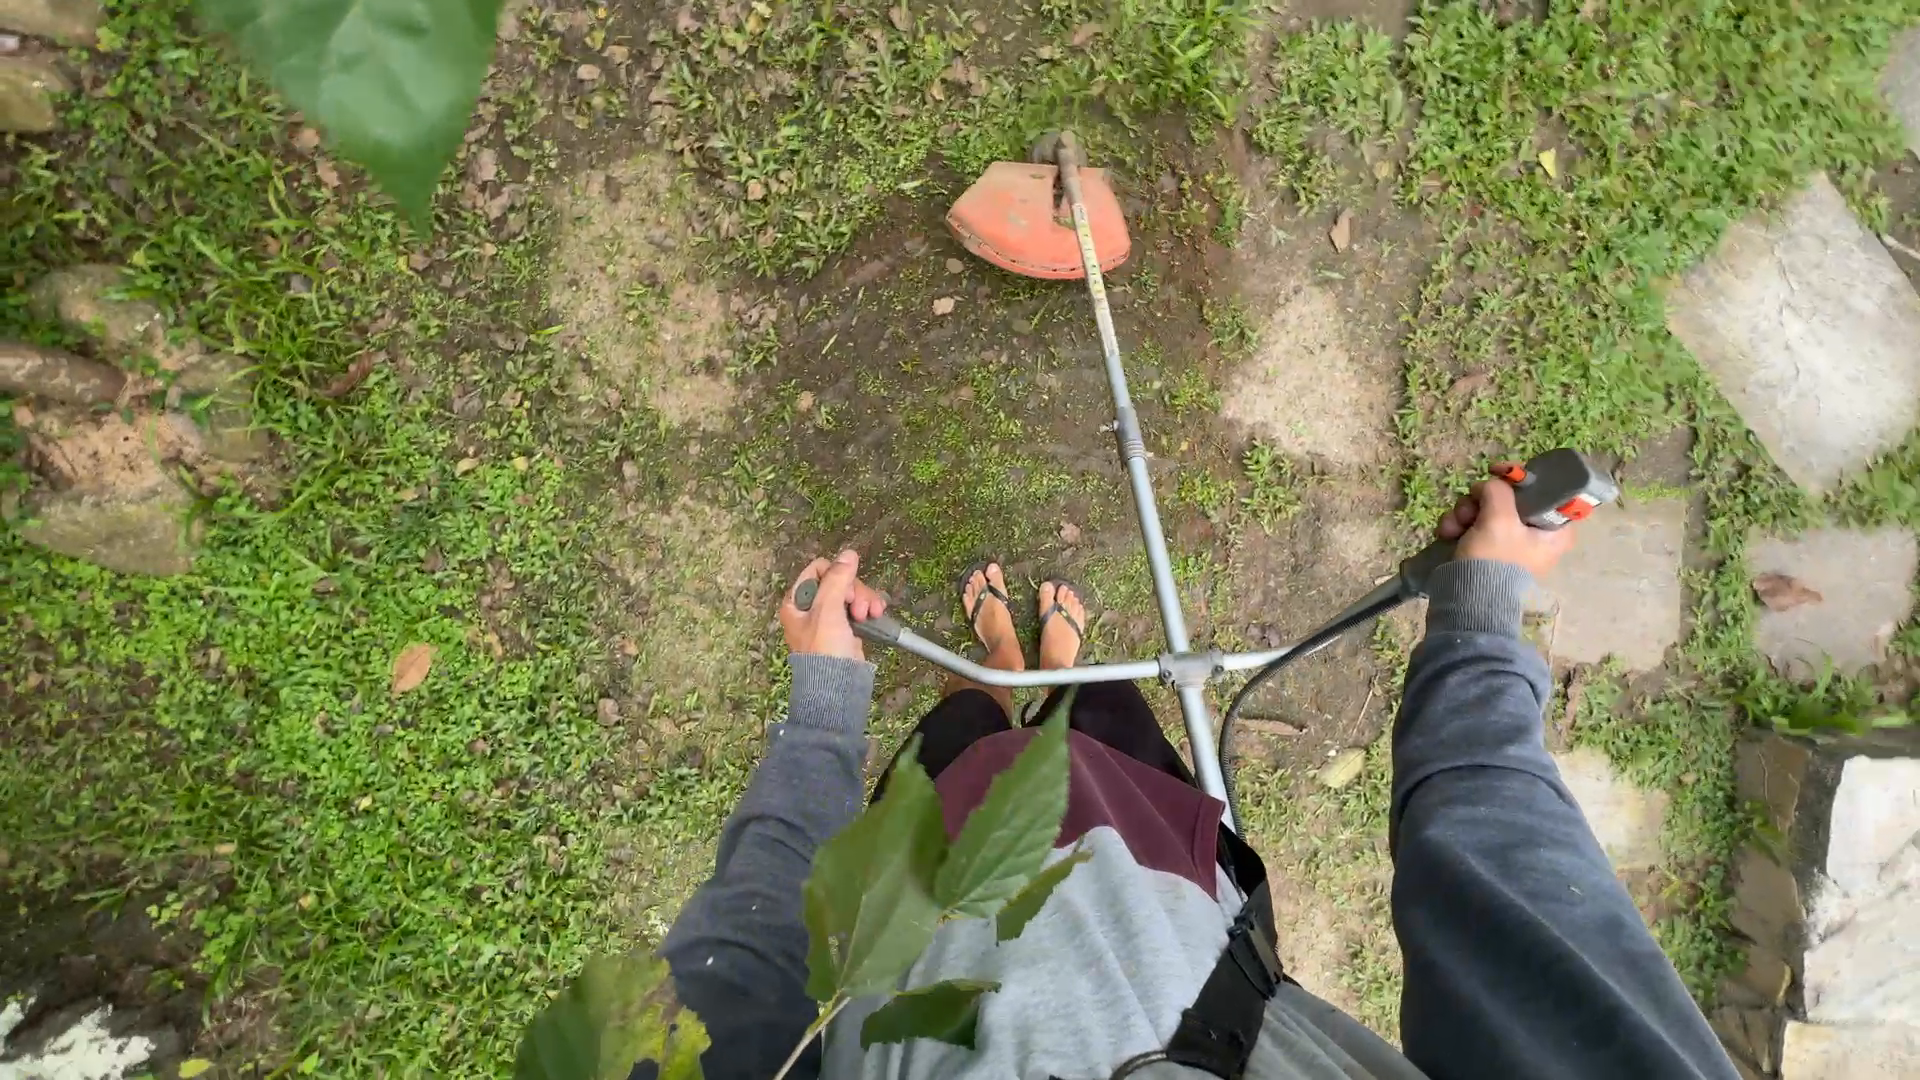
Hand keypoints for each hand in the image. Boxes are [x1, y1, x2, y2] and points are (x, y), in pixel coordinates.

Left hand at [780, 549, 888, 661]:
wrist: (836, 685)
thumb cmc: (824, 648)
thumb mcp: (827, 610)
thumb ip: (837, 579)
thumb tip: (848, 554)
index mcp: (797, 601)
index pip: (818, 570)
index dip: (836, 576)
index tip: (846, 592)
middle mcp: (810, 608)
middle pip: (838, 581)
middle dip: (855, 591)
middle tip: (861, 608)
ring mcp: (829, 618)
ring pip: (851, 594)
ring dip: (865, 599)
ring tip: (872, 613)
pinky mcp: (845, 628)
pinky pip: (858, 608)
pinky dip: (869, 608)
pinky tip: (877, 614)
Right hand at [1437, 471, 1576, 578]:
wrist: (1468, 599)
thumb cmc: (1494, 560)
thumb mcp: (1498, 520)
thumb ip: (1498, 492)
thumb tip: (1490, 484)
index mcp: (1555, 530)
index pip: (1545, 491)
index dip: (1520, 479)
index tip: (1496, 473)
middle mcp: (1535, 535)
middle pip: (1508, 500)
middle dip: (1480, 501)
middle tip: (1469, 510)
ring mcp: (1508, 544)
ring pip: (1484, 511)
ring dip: (1463, 513)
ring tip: (1452, 528)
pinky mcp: (1484, 551)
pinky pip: (1471, 526)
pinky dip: (1456, 527)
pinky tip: (1447, 535)